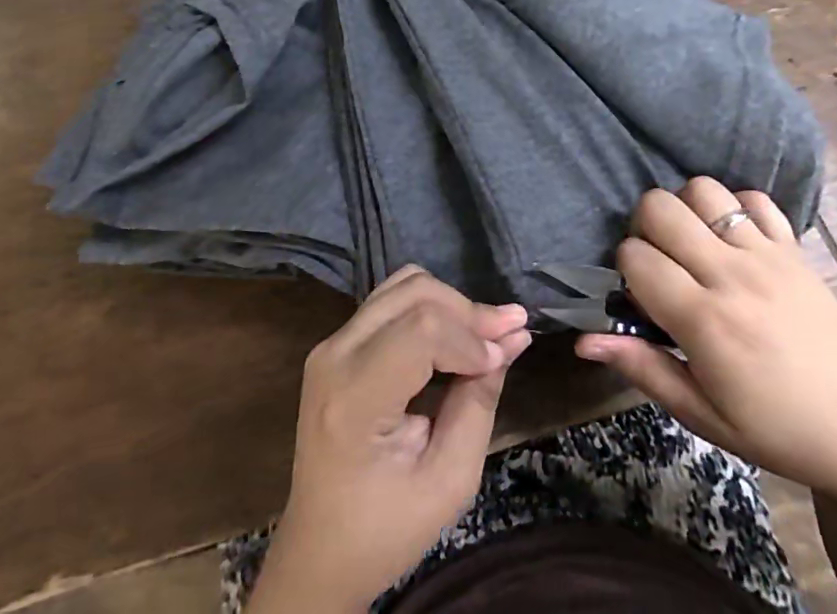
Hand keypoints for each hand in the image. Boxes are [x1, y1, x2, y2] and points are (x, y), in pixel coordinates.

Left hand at [248, 267, 531, 613]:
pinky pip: (391, 300)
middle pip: (415, 294)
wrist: (322, 550)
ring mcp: (330, 346)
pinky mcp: (336, 345)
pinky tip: (454, 338)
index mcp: (354, 400)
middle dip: (469, 311)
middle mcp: (334, 357)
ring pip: (404, 285)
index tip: (502, 361)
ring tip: (485, 337)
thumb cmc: (387, 527)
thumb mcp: (451, 478)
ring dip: (451, 304)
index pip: (422, 330)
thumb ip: (480, 400)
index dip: (472, 337)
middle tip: (508, 337)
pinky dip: (431, 308)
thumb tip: (514, 338)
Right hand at [575, 178, 836, 513]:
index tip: (638, 294)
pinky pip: (756, 199)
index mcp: (704, 320)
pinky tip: (734, 240)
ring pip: (704, 189)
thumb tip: (582, 341)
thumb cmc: (775, 430)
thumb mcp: (701, 415)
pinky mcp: (795, 249)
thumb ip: (642, 368)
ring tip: (693, 246)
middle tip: (658, 263)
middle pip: (661, 207)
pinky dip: (735, 207)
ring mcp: (768, 255)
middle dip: (644, 227)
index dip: (624, 269)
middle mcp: (732, 274)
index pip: (636, 257)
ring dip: (686, 209)